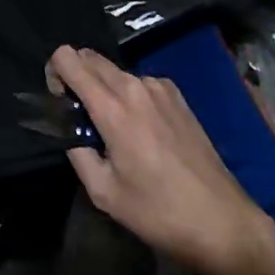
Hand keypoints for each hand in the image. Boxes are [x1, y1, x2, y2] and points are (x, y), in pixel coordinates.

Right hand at [49, 46, 274, 274]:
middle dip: (77, 75)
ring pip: (117, 71)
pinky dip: (130, 96)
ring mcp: (159, 85)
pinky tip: (143, 130)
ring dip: (105, 88)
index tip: (58, 99)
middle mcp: (135, 85)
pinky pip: (141, 83)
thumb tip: (71, 129)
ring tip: (114, 130)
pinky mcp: (177, 93)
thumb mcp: (105, 193)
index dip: (55, 70)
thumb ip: (79, 152)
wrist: (219, 217)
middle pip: (91, 57)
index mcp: (113, 107)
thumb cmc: (157, 210)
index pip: (70, 58)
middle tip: (79, 115)